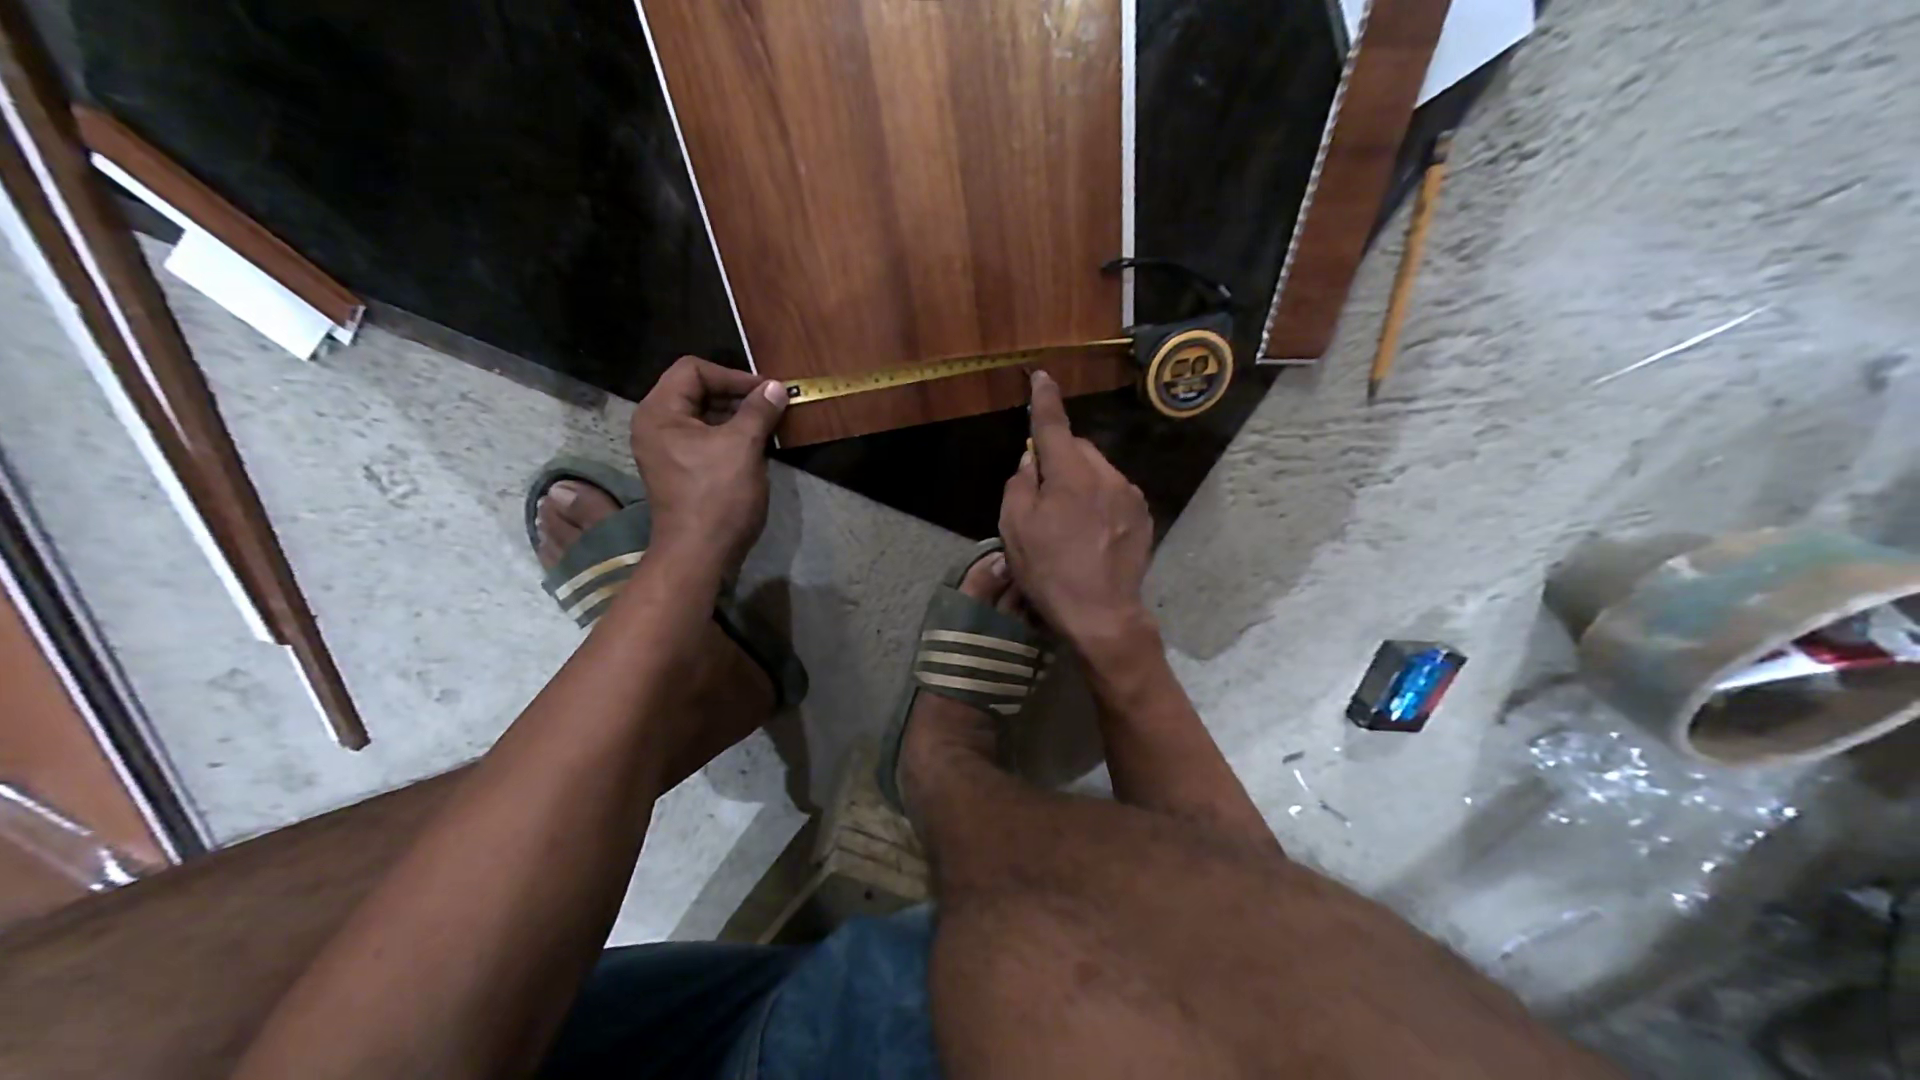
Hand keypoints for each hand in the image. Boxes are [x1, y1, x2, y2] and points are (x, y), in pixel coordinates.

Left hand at [629, 356, 785, 573]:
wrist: (700, 554)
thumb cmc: (717, 496)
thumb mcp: (743, 447)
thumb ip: (759, 410)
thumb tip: (777, 387)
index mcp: (660, 412)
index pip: (693, 370)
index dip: (732, 375)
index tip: (767, 391)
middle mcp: (657, 426)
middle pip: (697, 390)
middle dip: (737, 395)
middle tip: (773, 405)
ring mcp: (668, 450)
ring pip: (705, 416)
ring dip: (738, 416)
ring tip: (771, 424)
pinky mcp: (682, 470)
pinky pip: (707, 439)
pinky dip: (732, 437)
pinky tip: (759, 445)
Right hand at [999, 370, 1153, 652]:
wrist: (1102, 614)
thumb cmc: (1050, 571)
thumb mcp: (1015, 528)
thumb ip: (1020, 484)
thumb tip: (1031, 461)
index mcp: (1071, 473)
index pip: (1053, 425)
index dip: (1043, 399)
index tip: (1041, 376)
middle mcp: (1106, 475)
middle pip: (1078, 449)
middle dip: (1059, 458)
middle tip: (1042, 493)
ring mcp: (1130, 495)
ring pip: (1098, 471)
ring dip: (1080, 481)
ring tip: (1068, 521)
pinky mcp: (1143, 516)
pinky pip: (1115, 493)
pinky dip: (1099, 500)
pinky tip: (1090, 532)